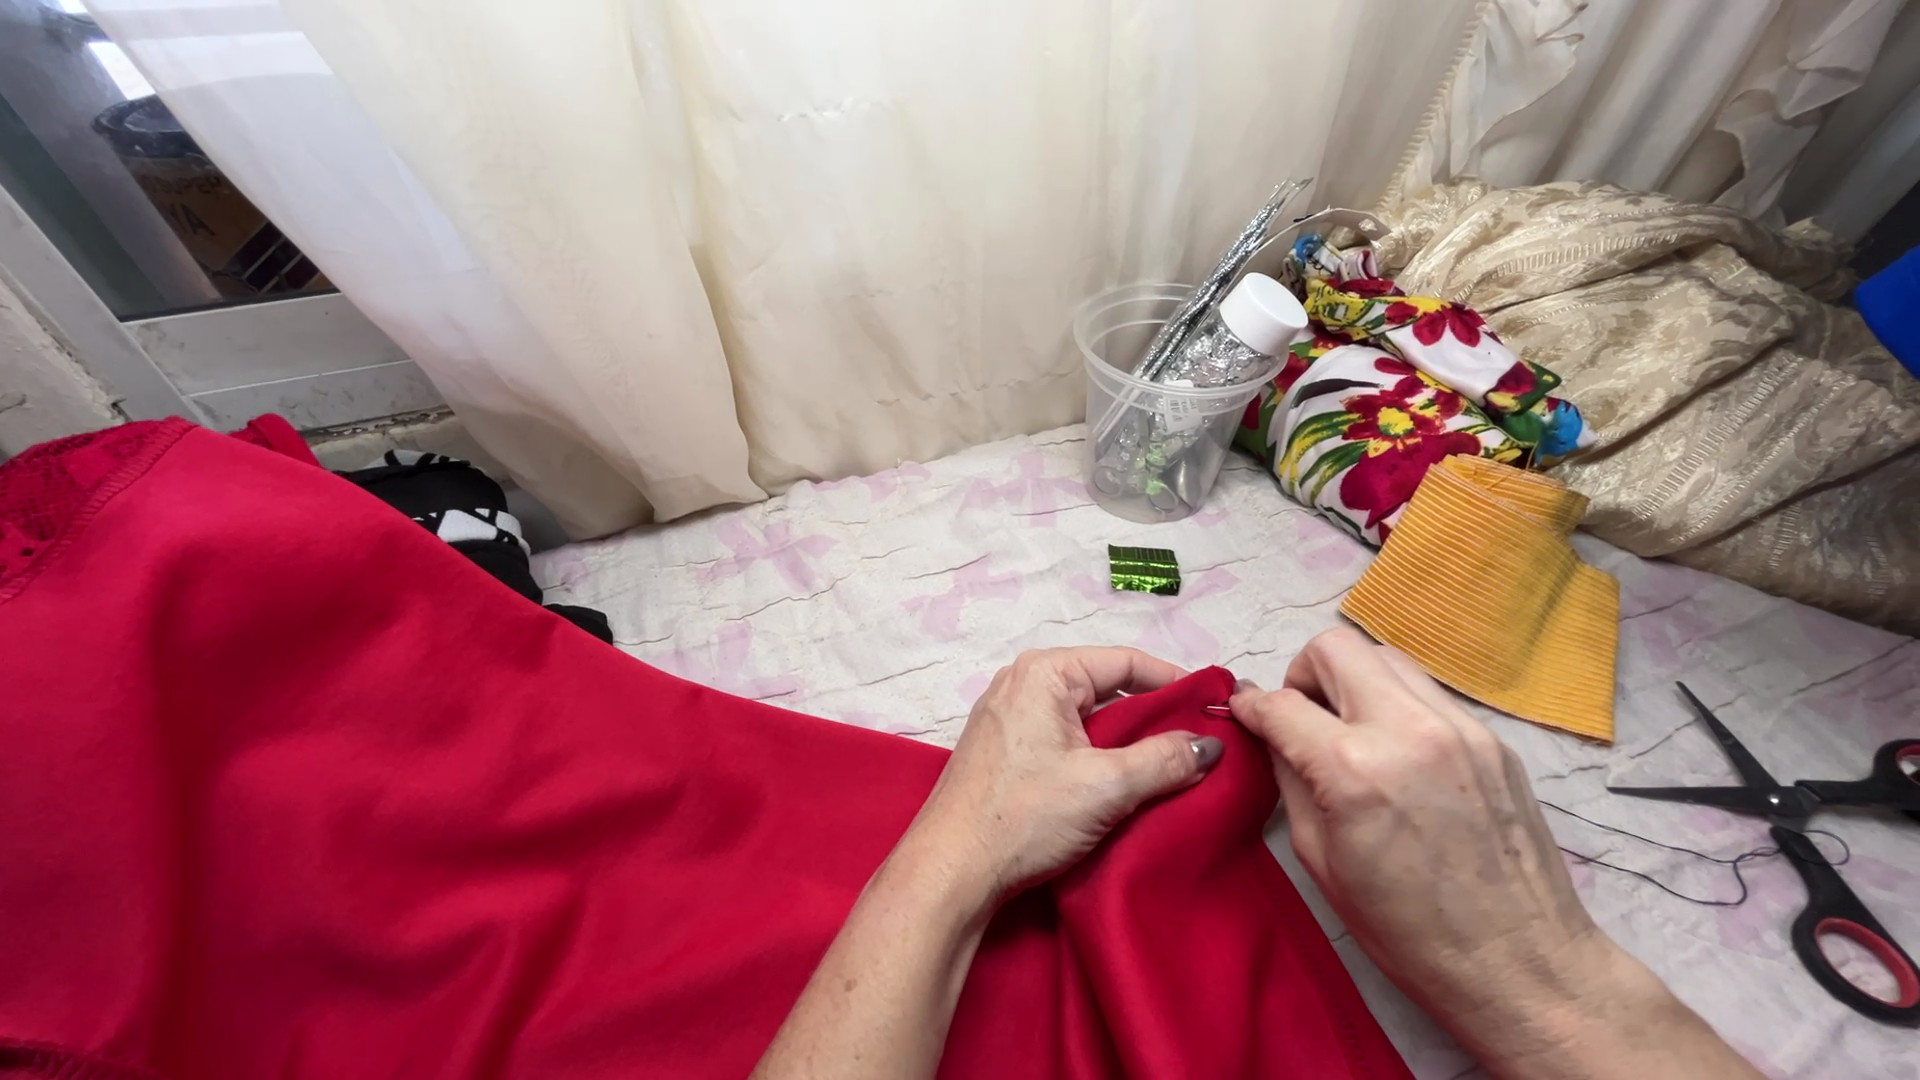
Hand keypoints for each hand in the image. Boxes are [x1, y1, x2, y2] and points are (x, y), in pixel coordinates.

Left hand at [753, 647, 1224, 1079]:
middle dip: (1150, 713)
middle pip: (1104, 685)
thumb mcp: (1106, 786)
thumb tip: (1210, 744)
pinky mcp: (1004, 747)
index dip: (1173, 682)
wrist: (951, 869)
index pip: (1124, 661)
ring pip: (1085, 714)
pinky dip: (1095, 751)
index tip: (1212, 705)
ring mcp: (1008, 714)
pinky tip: (1120, 779)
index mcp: (1044, 672)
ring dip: (1124, 737)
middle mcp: (1022, 681)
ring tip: (1167, 763)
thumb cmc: (1026, 815)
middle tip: (1196, 740)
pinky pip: (1063, 734)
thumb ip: (1165, 760)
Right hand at [1231, 629, 1759, 1079]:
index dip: (1248, 705)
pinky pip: (1423, 690)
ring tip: (1349, 728)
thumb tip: (1268, 730)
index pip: (1280, 703)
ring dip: (1350, 680)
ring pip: (1382, 655)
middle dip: (1302, 674)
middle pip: (1333, 647)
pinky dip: (1392, 703)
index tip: (1241, 711)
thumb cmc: (1402, 928)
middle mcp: (1407, 729)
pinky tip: (1396, 751)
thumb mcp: (1316, 853)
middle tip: (1302, 717)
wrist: (1522, 966)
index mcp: (1353, 769)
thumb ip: (1287, 774)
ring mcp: (1459, 727)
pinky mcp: (1492, 737)